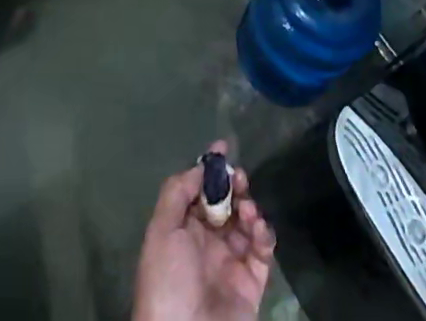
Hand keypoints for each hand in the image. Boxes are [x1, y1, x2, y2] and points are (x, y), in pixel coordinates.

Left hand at [133, 142, 275, 320]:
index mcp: (182, 230)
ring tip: (247, 208)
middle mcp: (206, 241)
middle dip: (234, 184)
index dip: (210, 168)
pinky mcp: (253, 279)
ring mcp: (231, 260)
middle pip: (225, 202)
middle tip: (240, 177)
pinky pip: (263, 248)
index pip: (198, 191)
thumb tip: (200, 167)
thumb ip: (177, 193)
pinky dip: (263, 232)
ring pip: (246, 221)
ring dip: (249, 206)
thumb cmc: (168, 279)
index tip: (222, 147)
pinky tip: (257, 227)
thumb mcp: (161, 231)